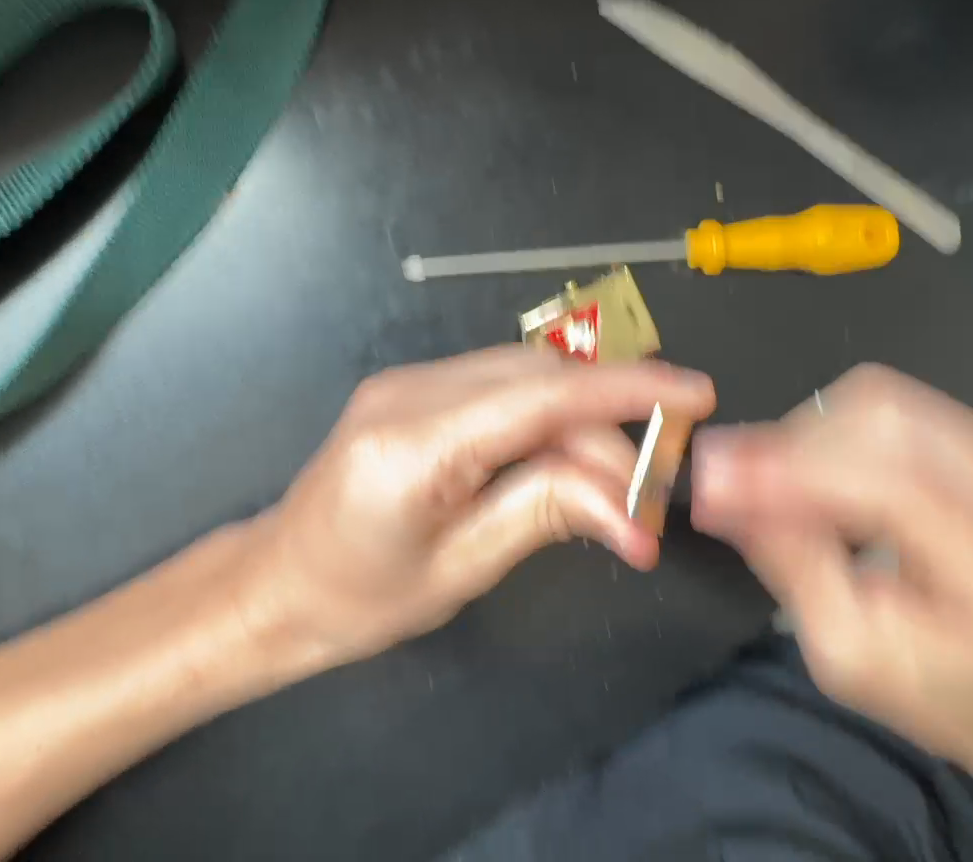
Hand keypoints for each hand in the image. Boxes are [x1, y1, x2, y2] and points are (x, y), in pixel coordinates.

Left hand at [245, 346, 715, 663]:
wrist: (277, 582)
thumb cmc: (359, 599)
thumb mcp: (460, 570)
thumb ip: (543, 513)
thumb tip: (629, 502)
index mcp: (414, 446)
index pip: (541, 397)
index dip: (626, 390)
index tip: (694, 395)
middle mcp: (407, 392)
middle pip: (538, 376)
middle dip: (609, 417)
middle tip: (652, 482)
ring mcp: (404, 382)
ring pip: (522, 373)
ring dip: (580, 416)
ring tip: (616, 479)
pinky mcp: (408, 388)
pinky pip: (496, 384)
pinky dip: (544, 412)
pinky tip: (566, 454)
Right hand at [689, 364, 972, 791]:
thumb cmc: (937, 696)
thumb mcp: (845, 655)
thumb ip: (789, 561)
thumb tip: (717, 480)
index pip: (896, 485)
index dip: (794, 465)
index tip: (712, 471)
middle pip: (896, 423)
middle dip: (796, 440)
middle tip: (734, 473)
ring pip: (899, 404)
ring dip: (818, 431)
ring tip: (781, 477)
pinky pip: (917, 409)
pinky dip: (850, 431)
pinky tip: (831, 471)